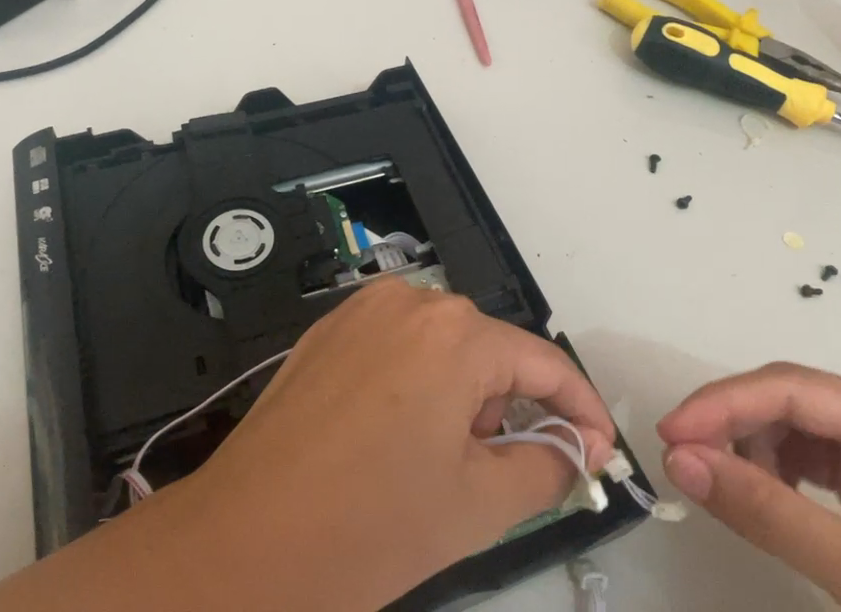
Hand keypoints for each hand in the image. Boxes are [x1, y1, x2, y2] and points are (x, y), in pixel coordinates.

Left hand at [0, 277, 616, 611]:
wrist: (242, 540)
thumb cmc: (369, 524)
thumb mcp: (476, 504)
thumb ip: (546, 465)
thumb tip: (575, 448)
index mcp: (454, 333)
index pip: (543, 363)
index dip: (580, 409)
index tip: (598, 451)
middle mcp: (408, 301)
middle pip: (488, 351)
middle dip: (508, 407)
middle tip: (497, 474)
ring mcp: (358, 311)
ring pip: (440, 347)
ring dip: (460, 398)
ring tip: (435, 464)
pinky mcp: (323, 333)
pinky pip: (394, 348)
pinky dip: (414, 386)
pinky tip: (392, 439)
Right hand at [656, 362, 840, 611]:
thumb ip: (769, 513)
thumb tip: (678, 461)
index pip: (796, 388)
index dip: (723, 404)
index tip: (668, 437)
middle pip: (797, 401)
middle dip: (735, 426)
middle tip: (683, 463)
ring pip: (804, 429)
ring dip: (754, 451)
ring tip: (722, 487)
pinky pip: (822, 462)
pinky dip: (781, 475)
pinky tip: (762, 498)